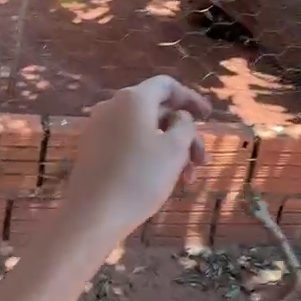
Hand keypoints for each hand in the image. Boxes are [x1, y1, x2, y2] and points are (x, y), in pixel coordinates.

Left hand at [61, 75, 210, 238]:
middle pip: (157, 110)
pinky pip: (127, 141)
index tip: (208, 116)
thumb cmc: (140, 178)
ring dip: (169, 148)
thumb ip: (185, 125)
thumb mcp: (175, 149)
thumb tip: (179, 117)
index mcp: (133, 99)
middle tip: (200, 161)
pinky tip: (160, 178)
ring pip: (144, 129)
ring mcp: (99, 127)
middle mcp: (112, 106)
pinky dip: (148, 153)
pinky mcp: (93, 149)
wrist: (94, 214)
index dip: (190, 98)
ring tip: (185, 178)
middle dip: (183, 133)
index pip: (167, 85)